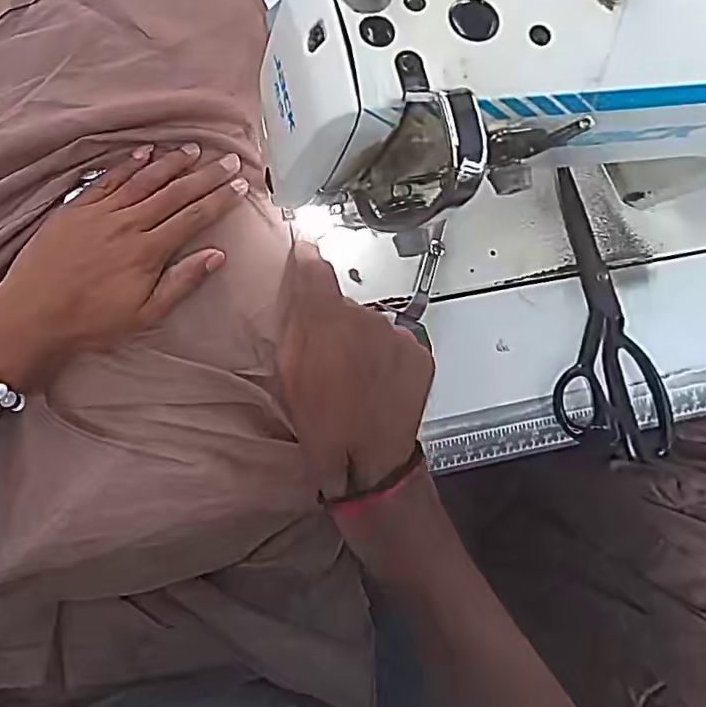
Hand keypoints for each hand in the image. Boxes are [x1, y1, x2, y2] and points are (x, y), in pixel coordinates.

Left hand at [0, 143, 249, 395]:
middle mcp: (127, 224)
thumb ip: (181, 282)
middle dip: (205, 175)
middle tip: (227, 159)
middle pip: (174, 192)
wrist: (31, 315)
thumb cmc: (90, 322)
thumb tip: (216, 255)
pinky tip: (144, 152)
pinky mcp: (75, 208)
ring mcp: (100, 213)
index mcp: (147, 251)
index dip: (219, 199)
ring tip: (193, 150)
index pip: (193, 216)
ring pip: (143, 179)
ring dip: (171, 163)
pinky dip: (128, 163)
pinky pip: (107, 178)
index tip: (238, 185)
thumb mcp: (144, 315)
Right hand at [277, 240, 434, 498]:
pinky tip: (378, 380)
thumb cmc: (321, 421)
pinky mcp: (418, 351)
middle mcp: (362, 318)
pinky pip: (396, 341)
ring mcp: (394, 334)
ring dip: (362, 339)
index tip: (304, 246)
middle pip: (343, 302)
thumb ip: (293, 324)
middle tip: (330, 353)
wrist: (366, 460)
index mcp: (322, 319)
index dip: (306, 254)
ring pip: (371, 323)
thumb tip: (298, 295)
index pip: (314, 266)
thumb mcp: (288, 370)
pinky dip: (387, 355)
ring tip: (355, 374)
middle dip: (335, 319)